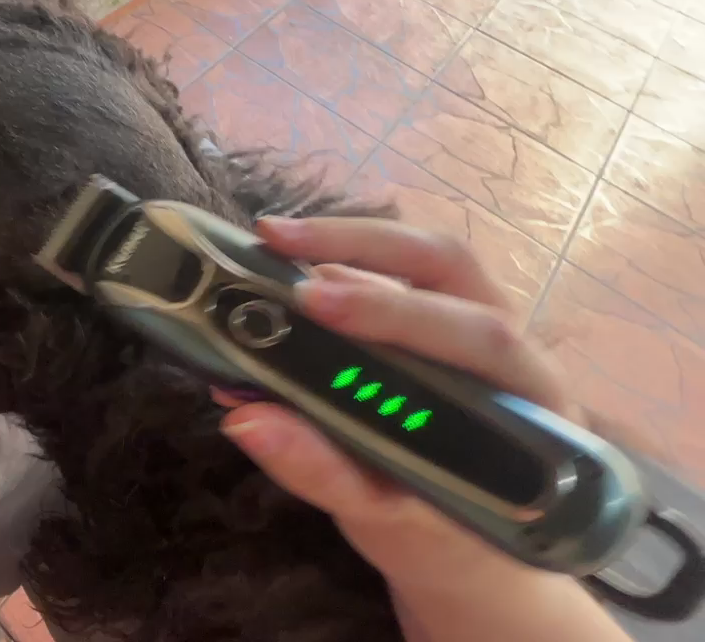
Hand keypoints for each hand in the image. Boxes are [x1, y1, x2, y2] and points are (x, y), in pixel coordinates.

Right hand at [222, 216, 583, 608]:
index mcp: (525, 403)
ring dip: (335, 239)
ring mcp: (459, 325)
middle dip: (354, 246)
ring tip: (266, 237)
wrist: (450, 532)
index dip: (392, 310)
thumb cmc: (433, 525)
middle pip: (445, 269)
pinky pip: (378, 271)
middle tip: (271, 241)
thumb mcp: (382, 516)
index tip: (310, 301)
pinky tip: (273, 260)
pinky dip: (320, 256)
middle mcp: (504, 350)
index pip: (474, 334)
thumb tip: (243, 418)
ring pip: (415, 258)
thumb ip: (322, 471)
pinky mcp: (414, 317)